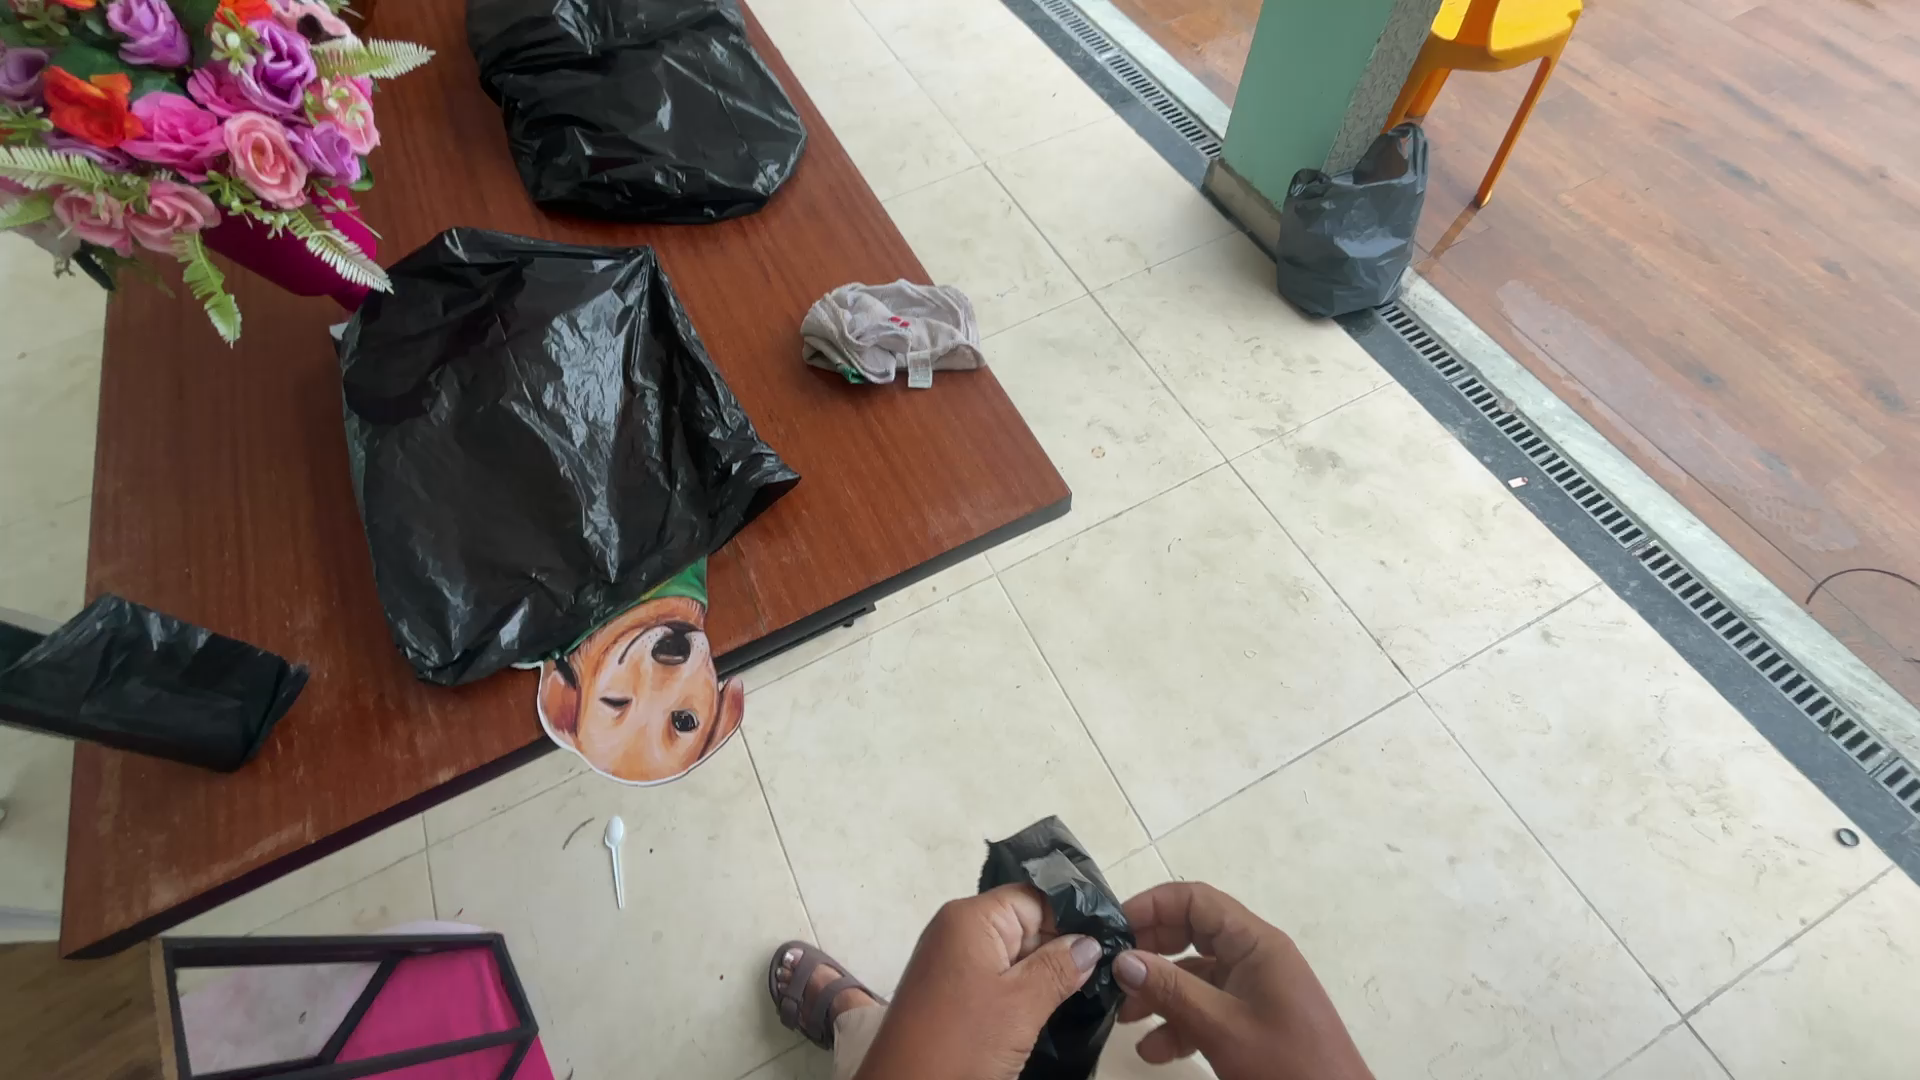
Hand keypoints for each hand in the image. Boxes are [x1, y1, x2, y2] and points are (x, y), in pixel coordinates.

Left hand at [853, 884, 1105, 1079]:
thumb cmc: (962, 1045)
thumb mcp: (1020, 1006)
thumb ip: (1059, 967)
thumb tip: (1091, 941)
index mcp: (971, 916)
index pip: (1034, 897)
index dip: (1071, 917)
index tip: (1109, 940)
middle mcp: (958, 928)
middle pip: (1024, 922)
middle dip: (1060, 945)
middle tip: (1107, 969)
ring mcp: (951, 960)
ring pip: (1012, 953)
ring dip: (1043, 972)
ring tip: (1088, 990)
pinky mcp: (949, 991)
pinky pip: (996, 976)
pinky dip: (1021, 990)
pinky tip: (1051, 1007)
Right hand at [1115, 882, 1372, 1079]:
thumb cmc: (1288, 1069)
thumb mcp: (1222, 1029)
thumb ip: (1170, 990)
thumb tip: (1121, 958)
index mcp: (1255, 942)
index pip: (1195, 900)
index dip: (1152, 905)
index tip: (1114, 928)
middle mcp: (1255, 956)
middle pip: (1191, 932)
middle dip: (1150, 951)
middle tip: (1113, 971)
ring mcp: (1256, 990)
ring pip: (1195, 973)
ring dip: (1159, 992)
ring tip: (1123, 1018)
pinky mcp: (1256, 1021)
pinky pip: (1208, 1006)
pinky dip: (1179, 1022)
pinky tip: (1153, 1049)